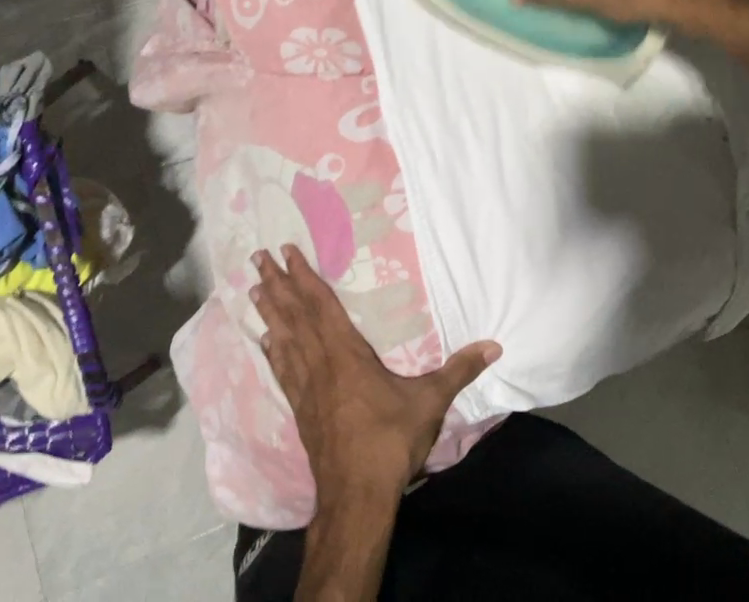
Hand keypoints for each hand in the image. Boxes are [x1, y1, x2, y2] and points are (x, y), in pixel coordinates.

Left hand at [252, 245, 501, 501]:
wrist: (356, 495)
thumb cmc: (391, 442)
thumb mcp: (431, 402)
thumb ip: (459, 370)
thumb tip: (494, 346)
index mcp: (347, 354)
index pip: (322, 306)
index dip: (304, 277)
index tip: (286, 251)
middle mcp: (320, 364)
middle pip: (295, 317)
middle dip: (277, 285)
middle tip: (258, 258)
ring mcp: (306, 388)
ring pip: (283, 340)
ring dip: (269, 313)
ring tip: (254, 290)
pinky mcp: (301, 411)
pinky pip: (282, 372)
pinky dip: (273, 352)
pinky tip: (265, 342)